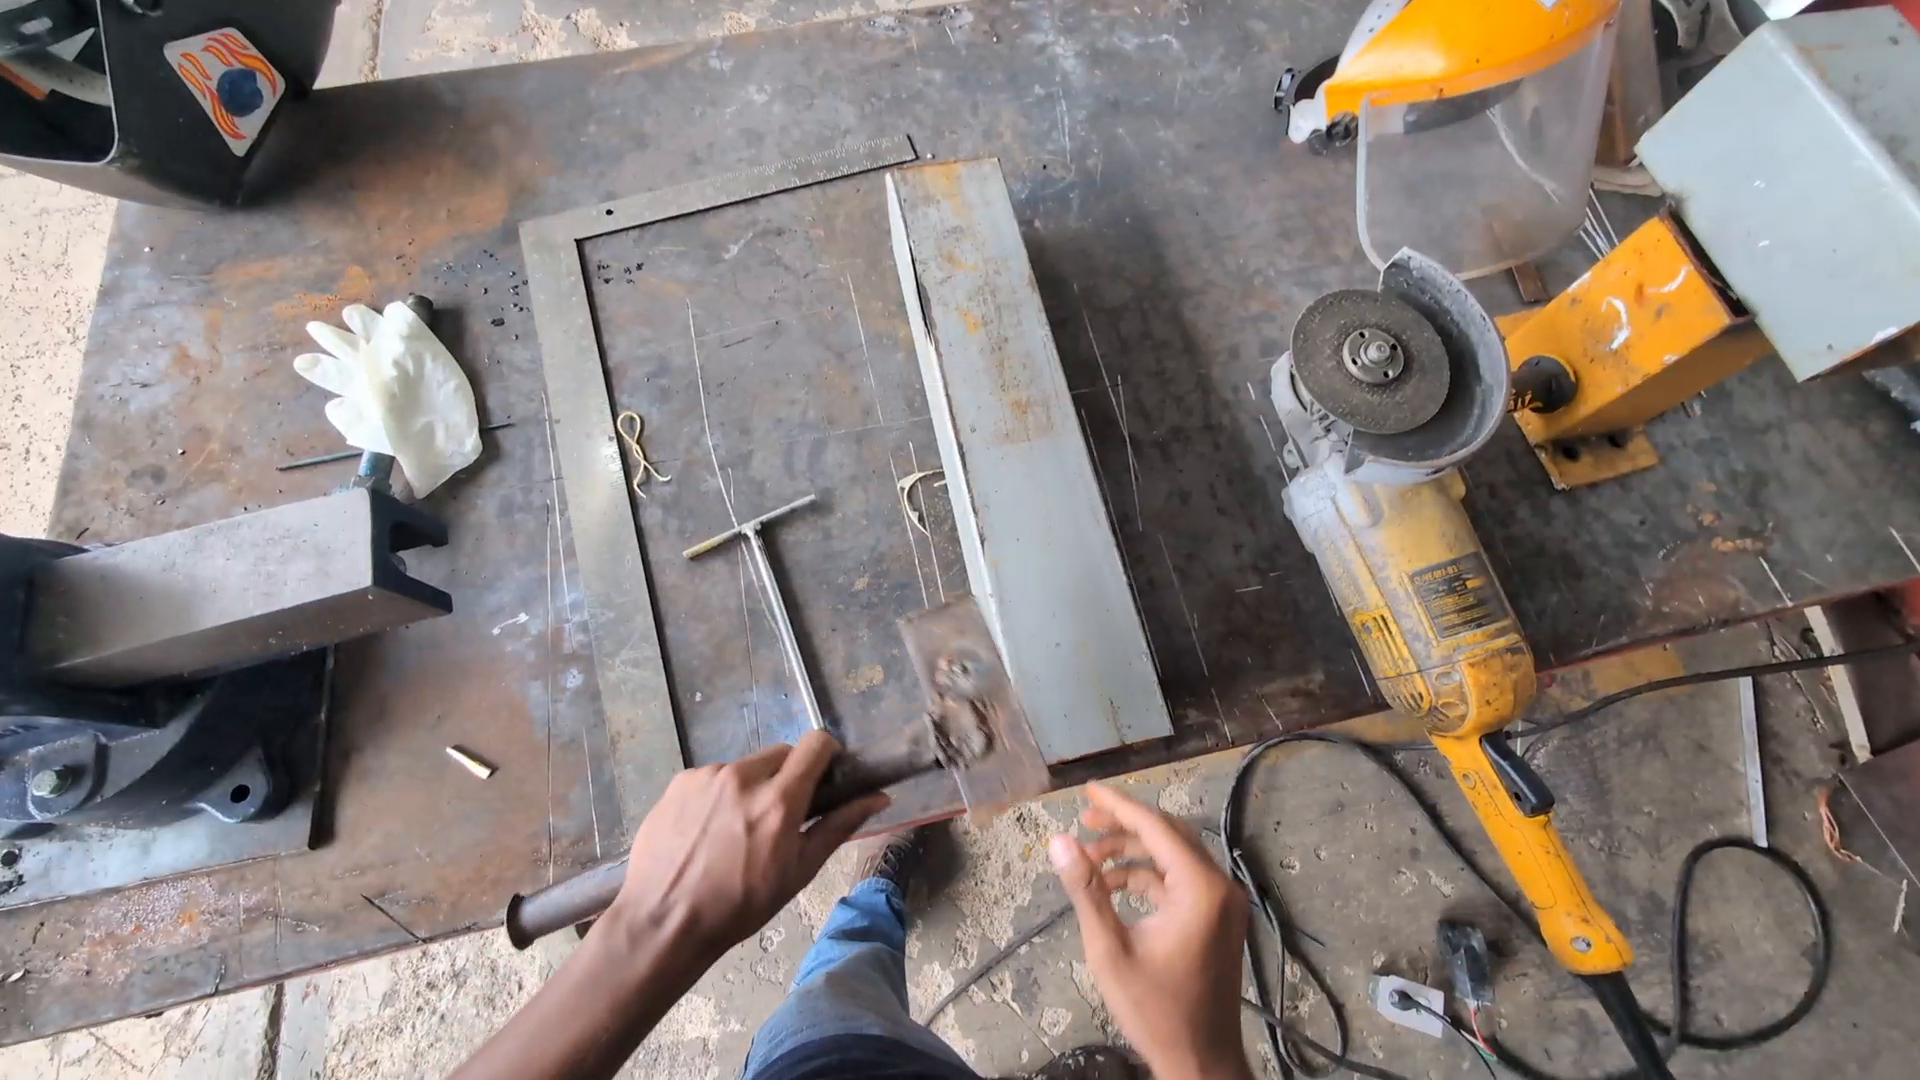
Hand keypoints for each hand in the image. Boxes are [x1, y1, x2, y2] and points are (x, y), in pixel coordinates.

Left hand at [604, 731, 888, 959]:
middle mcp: (744, 776)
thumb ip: (839, 826)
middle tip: (777, 818)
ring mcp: (708, 775)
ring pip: (746, 767)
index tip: (822, 780)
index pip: (816, 743)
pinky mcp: (680, 781)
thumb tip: (879, 796)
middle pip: (781, 754)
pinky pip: (714, 777)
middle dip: (787, 778)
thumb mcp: (799, 871)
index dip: (825, 756)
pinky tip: (706, 831)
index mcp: (779, 798)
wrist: (663, 924)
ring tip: (734, 832)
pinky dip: (718, 795)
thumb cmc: (740, 905)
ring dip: (751, 788)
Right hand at [1048, 783, 1252, 1079]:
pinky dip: (1147, 875)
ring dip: (1133, 850)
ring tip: (1090, 857)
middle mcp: (1219, 886)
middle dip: (1123, 824)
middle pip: (1168, 834)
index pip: (1155, 827)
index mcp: (1200, 889)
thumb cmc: (1155, 1010)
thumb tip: (1058, 841)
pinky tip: (1113, 886)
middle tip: (1083, 821)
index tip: (1087, 790)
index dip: (1118, 805)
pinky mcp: (1219, 918)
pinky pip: (1181, 879)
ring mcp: (1223, 903)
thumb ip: (1086, 890)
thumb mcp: (1110, 950)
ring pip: (1174, 855)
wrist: (1200, 1065)